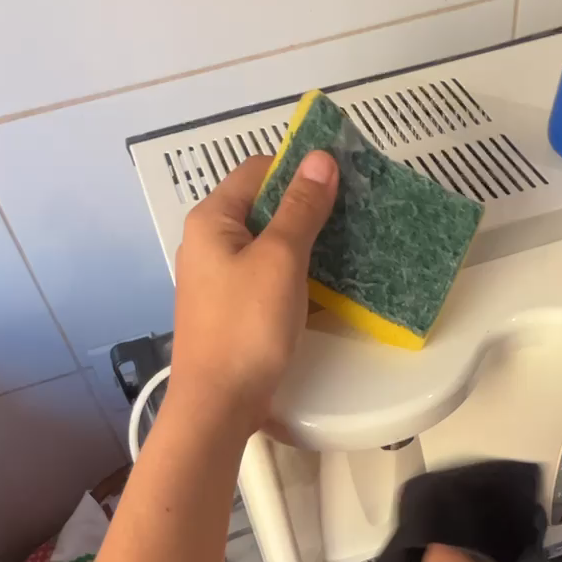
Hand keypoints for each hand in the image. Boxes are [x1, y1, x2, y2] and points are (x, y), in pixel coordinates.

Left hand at [168, 151, 337, 431]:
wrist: (218, 404)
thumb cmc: (246, 327)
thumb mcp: (280, 260)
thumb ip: (301, 208)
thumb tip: (320, 157)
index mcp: (212, 219)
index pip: (258, 170)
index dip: (299, 169)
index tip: (342, 183)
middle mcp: (209, 242)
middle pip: (263, 207)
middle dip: (306, 208)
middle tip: (352, 217)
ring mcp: (218, 278)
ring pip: (267, 245)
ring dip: (305, 243)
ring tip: (347, 248)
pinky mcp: (232, 309)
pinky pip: (266, 276)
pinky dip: (294, 274)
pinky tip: (324, 284)